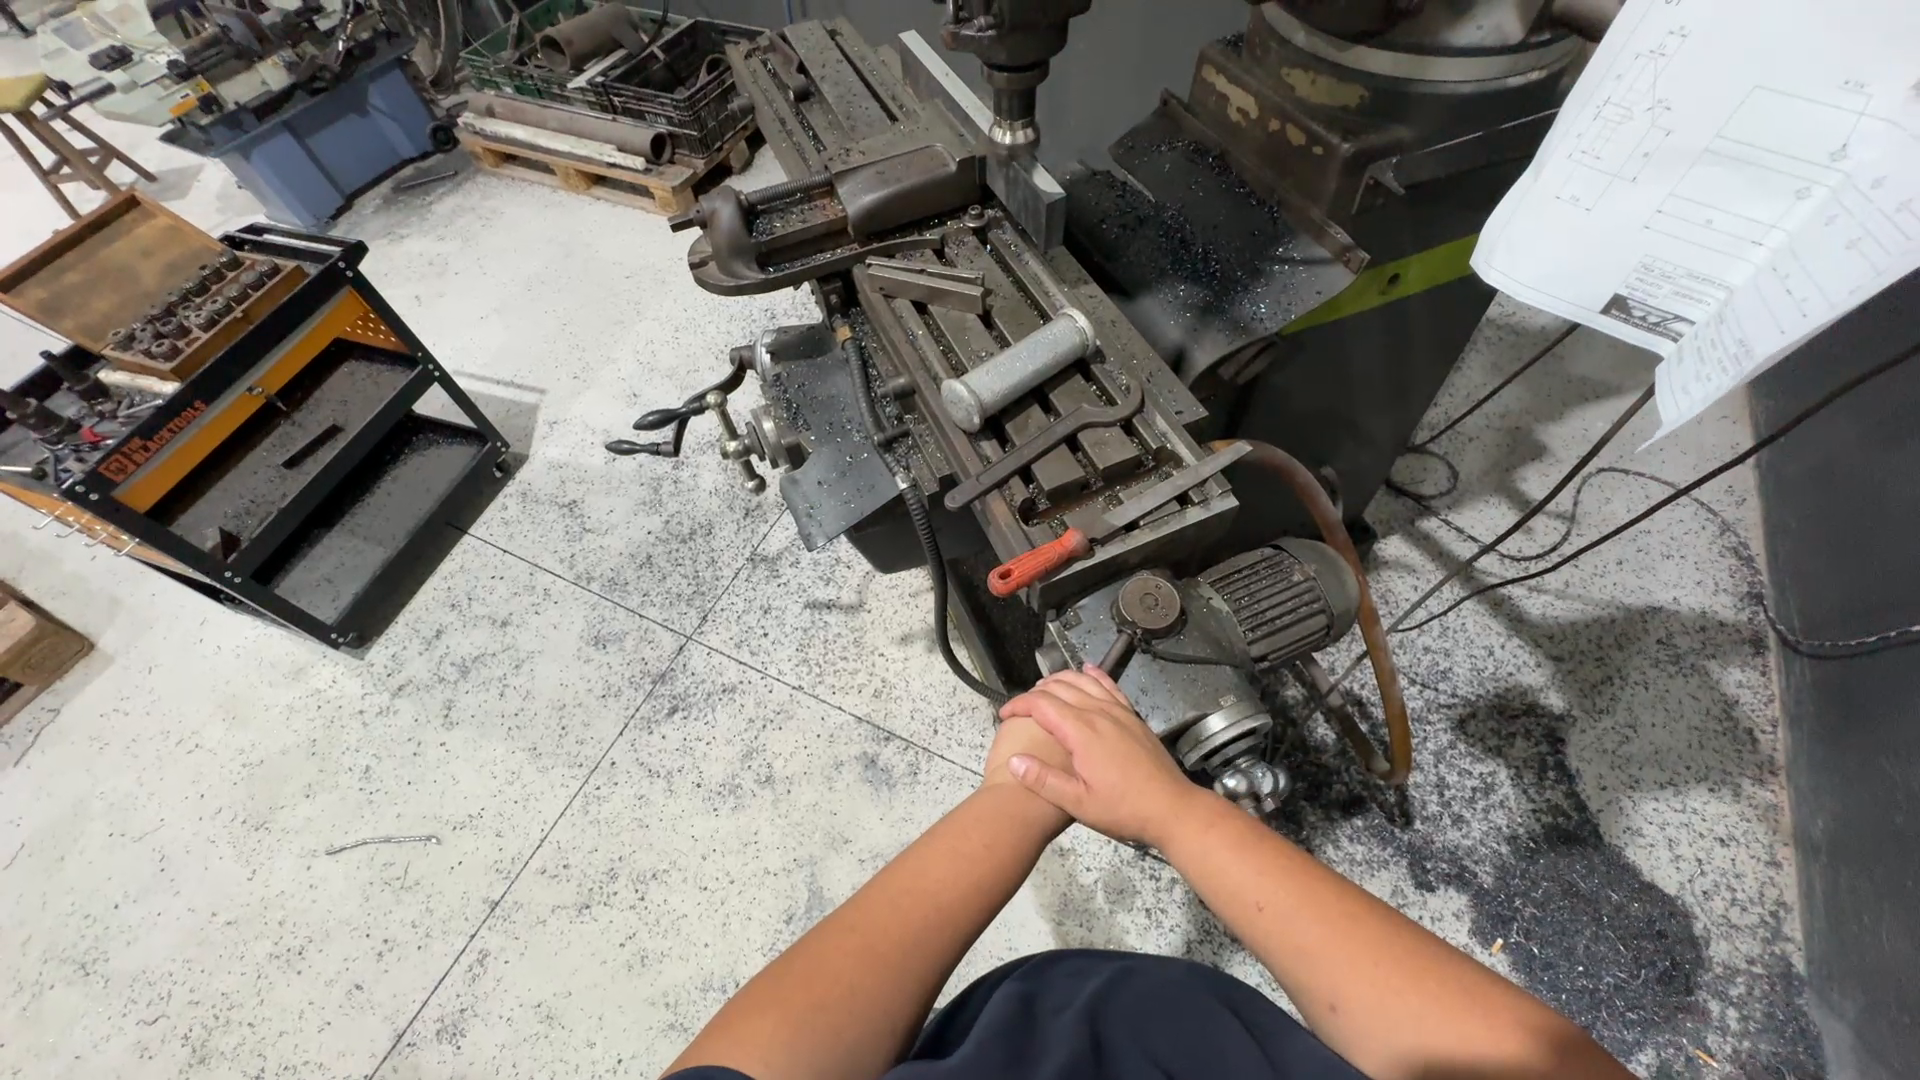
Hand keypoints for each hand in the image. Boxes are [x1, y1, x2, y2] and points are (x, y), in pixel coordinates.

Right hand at [998, 665, 1211, 847]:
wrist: (1171, 808)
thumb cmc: (1123, 809)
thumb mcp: (1078, 803)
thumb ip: (1043, 780)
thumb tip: (1014, 761)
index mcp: (1082, 731)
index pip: (1041, 704)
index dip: (1018, 705)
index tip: (1004, 714)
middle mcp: (1098, 713)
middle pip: (1060, 687)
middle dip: (1034, 692)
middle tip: (1020, 708)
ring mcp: (1118, 711)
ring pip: (1083, 681)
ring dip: (1059, 680)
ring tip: (1043, 689)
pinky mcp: (1132, 716)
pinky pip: (1109, 686)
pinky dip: (1094, 675)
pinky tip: (1087, 671)